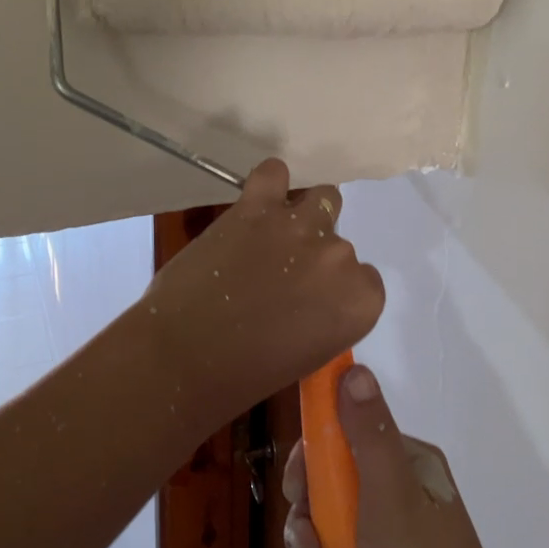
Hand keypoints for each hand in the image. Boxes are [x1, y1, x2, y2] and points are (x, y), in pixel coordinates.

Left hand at [141, 158, 384, 415]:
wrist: (183, 357)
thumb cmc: (246, 373)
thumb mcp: (308, 352)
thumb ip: (324, 314)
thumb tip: (310, 295)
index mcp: (360, 301)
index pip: (365, 280)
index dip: (335, 289)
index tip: (310, 301)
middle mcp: (340, 258)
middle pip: (340, 244)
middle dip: (315, 258)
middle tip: (281, 278)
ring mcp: (300, 226)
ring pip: (322, 200)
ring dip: (304, 217)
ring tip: (275, 238)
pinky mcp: (257, 208)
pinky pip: (274, 173)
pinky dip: (270, 182)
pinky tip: (261, 199)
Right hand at [283, 367, 508, 547]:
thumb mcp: (393, 498)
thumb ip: (369, 434)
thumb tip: (353, 365)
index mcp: (405, 465)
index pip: (342, 438)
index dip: (311, 460)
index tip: (295, 488)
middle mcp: (394, 497)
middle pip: (325, 491)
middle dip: (307, 524)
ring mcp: (384, 542)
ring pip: (322, 536)